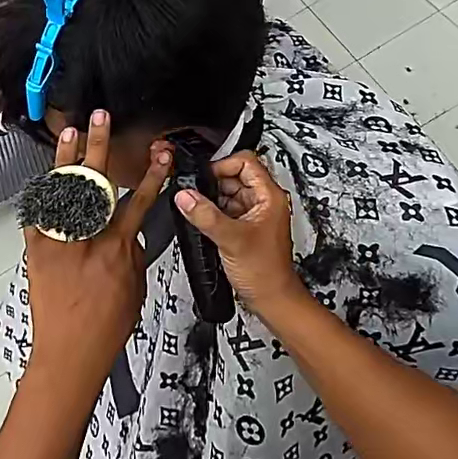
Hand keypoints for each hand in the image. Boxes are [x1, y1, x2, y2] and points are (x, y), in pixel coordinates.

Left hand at [23, 110, 171, 390]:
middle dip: (99, 146)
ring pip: (61, 192)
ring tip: (71, 133)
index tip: (160, 156)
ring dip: (66, 159)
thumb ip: (134, 253)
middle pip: (94, 183)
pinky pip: (37, 217)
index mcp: (116, 249)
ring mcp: (57, 244)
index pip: (139, 201)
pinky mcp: (37, 253)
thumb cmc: (105, 328)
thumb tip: (130, 232)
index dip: (153, 175)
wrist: (69, 354)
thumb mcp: (136, 287)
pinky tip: (45, 176)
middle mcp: (85, 241)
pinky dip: (42, 196)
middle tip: (100, 121)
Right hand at [173, 152, 305, 315]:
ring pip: (229, 193)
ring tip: (200, 211)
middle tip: (197, 195)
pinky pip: (227, 210)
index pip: (246, 162)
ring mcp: (255, 214)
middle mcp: (264, 201)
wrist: (271, 297)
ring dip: (213, 199)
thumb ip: (206, 215)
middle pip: (235, 176)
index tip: (204, 177)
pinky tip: (206, 223)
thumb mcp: (231, 238)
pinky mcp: (246, 227)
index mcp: (270, 196)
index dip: (223, 165)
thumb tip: (186, 197)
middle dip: (213, 184)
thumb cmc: (265, 271)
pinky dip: (215, 213)